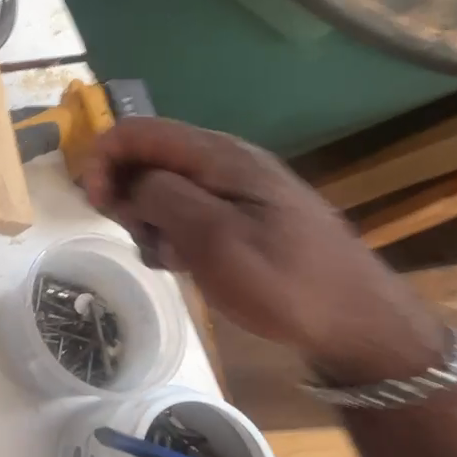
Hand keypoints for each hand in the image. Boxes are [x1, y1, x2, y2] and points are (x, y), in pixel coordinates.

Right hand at [73, 117, 445, 383]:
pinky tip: (185, 262)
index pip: (136, 130)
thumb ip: (162, 197)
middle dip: (125, 190)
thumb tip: (129, 181)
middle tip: (135, 236)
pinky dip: (172, 230)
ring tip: (165, 256)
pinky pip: (188, 208)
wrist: (360, 326)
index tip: (96, 205)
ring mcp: (238, 188)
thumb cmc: (284, 282)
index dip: (103, 158)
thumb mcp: (212, 239)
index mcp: (219, 156)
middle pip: (148, 155)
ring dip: (148, 216)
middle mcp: (226, 161)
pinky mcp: (245, 215)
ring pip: (164, 184)